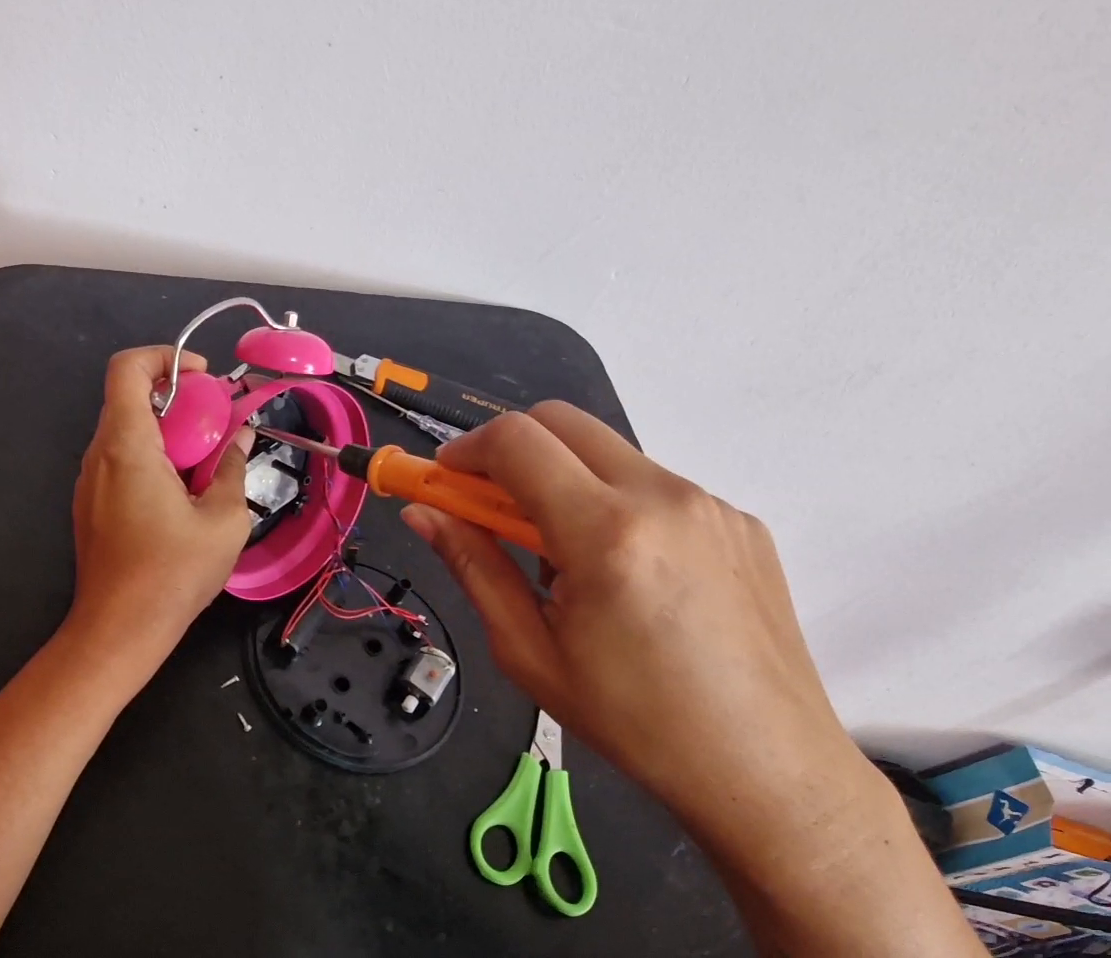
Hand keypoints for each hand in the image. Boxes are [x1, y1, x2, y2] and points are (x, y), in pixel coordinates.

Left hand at [66, 347, 253, 666]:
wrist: (119, 629)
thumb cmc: (172, 573)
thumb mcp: (224, 520)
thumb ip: (234, 467)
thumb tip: (241, 436)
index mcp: (127, 445)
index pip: (127, 368)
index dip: (166, 357)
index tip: (203, 377)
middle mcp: (99, 454)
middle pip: (131, 399)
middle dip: (179, 400)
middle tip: (217, 424)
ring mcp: (89, 481)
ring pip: (127, 432)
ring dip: (168, 433)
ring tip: (206, 463)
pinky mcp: (90, 504)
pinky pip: (120, 461)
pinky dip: (152, 458)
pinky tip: (181, 495)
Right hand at [401, 403, 870, 839]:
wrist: (769, 771)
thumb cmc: (634, 721)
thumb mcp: (528, 651)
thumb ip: (472, 566)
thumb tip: (422, 513)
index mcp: (605, 534)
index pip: (516, 441)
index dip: (464, 450)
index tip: (444, 479)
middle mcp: (664, 498)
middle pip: (561, 420)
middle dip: (509, 448)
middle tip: (488, 504)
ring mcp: (712, 505)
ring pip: (608, 451)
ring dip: (562, 477)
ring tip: (561, 556)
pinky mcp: (741, 522)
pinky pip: (654, 484)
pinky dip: (614, 502)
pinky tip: (622, 572)